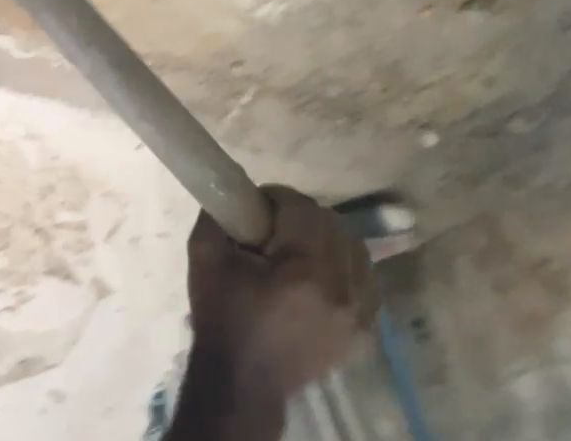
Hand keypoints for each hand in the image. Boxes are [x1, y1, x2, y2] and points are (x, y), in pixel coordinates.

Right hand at [186, 186, 379, 398]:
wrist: (243, 377)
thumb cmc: (220, 312)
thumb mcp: (203, 254)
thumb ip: (218, 215)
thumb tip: (234, 193)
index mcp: (304, 270)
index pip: (303, 208)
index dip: (276, 198)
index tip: (255, 206)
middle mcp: (345, 289)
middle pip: (334, 225)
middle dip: (302, 215)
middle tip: (272, 226)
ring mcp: (362, 314)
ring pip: (356, 251)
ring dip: (327, 240)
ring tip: (296, 251)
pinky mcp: (367, 331)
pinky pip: (366, 281)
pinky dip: (344, 268)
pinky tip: (316, 277)